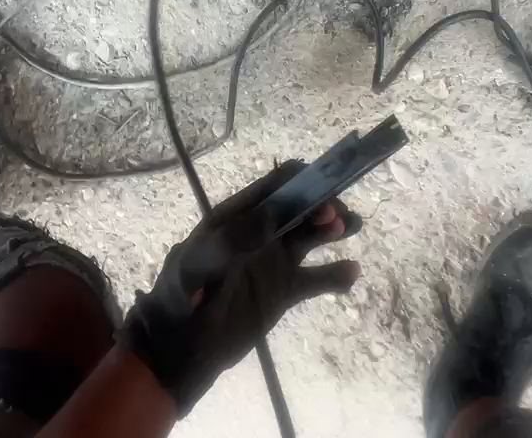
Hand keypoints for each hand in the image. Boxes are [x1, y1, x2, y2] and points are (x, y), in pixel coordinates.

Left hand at [118, 161, 363, 412]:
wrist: (180, 352)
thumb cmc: (183, 298)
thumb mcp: (199, 265)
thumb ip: (233, 240)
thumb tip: (272, 216)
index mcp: (238, 216)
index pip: (275, 185)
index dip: (301, 179)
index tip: (325, 182)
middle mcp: (262, 232)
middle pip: (302, 207)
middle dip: (324, 203)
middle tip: (336, 217)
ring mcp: (275, 261)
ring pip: (314, 236)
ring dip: (335, 227)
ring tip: (350, 228)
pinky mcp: (285, 292)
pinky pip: (318, 279)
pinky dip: (338, 275)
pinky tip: (352, 272)